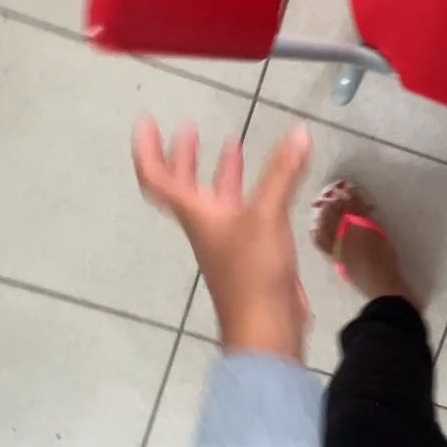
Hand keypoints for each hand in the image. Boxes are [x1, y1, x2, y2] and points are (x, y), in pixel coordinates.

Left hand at [132, 117, 312, 359]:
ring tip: (230, 145)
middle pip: (184, 188)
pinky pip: (242, 212)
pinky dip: (248, 191)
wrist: (264, 326)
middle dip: (184, 157)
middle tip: (189, 129)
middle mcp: (206, 225)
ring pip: (215, 199)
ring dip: (218, 173)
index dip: (149, 149)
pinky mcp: (250, 253)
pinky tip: (270, 186)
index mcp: (196, 214)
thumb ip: (283, 173)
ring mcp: (227, 241)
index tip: (147, 120)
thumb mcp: (267, 215)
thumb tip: (299, 131)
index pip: (159, 177)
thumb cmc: (253, 271)